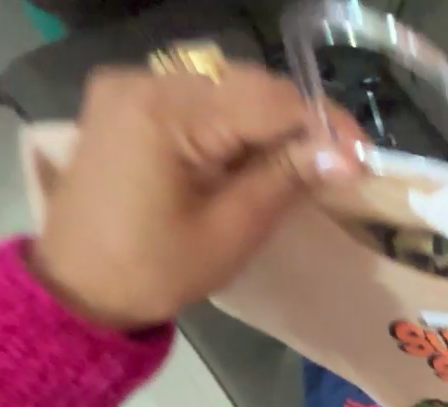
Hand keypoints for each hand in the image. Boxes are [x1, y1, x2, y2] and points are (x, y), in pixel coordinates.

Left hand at [31, 62, 361, 330]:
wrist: (82, 282)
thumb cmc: (160, 266)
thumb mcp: (234, 228)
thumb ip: (286, 180)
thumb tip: (346, 157)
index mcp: (166, 114)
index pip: (268, 99)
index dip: (325, 123)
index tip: (365, 158)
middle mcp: (144, 82)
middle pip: (247, 84)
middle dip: (302, 120)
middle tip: (343, 163)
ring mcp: (132, 89)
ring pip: (228, 87)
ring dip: (275, 121)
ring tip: (309, 163)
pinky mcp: (130, 104)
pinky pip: (201, 99)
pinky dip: (241, 122)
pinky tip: (262, 155)